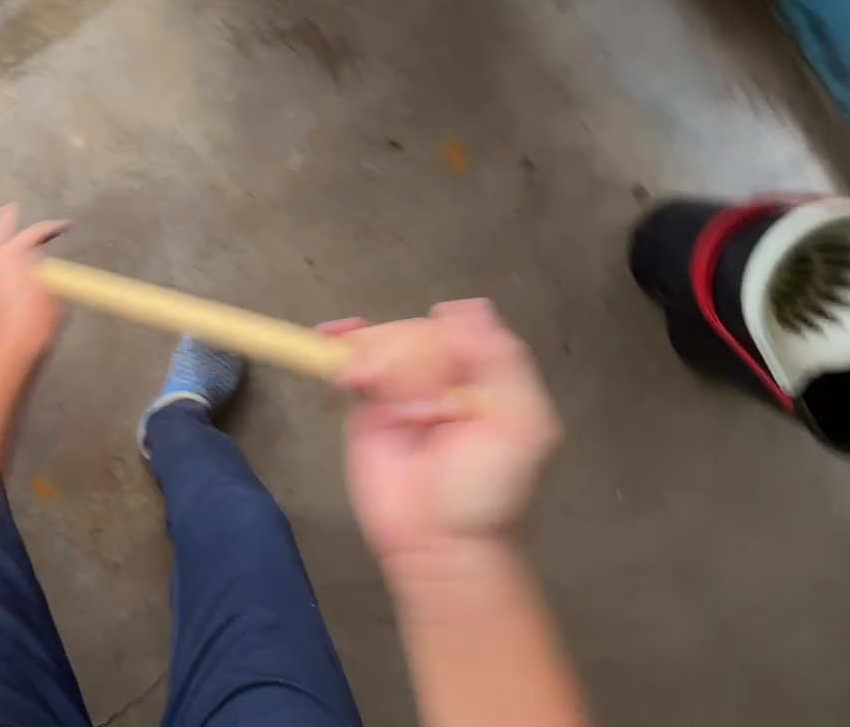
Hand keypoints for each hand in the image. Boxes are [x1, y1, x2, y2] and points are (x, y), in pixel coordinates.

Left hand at [0, 204, 68, 365]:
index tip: (64, 227)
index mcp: (16, 254)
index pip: (36, 233)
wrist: (7, 348)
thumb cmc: (37, 322)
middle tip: (11, 209)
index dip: (52, 228)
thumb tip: (35, 261)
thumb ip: (43, 271)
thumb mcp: (53, 293)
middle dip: (6, 217)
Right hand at [328, 300, 559, 573]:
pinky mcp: (364, 407)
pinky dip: (337, 346)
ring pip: (378, 344)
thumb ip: (503, 362)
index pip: (453, 331)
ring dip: (367, 350)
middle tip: (404, 397)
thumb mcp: (522, 425)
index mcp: (480, 376)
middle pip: (410, 335)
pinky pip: (349, 363)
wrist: (439, 543)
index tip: (434, 353)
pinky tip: (328, 337)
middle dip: (401, 354)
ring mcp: (399, 391)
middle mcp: (439, 377)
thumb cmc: (486, 490)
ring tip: (362, 381)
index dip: (437, 334)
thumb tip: (466, 306)